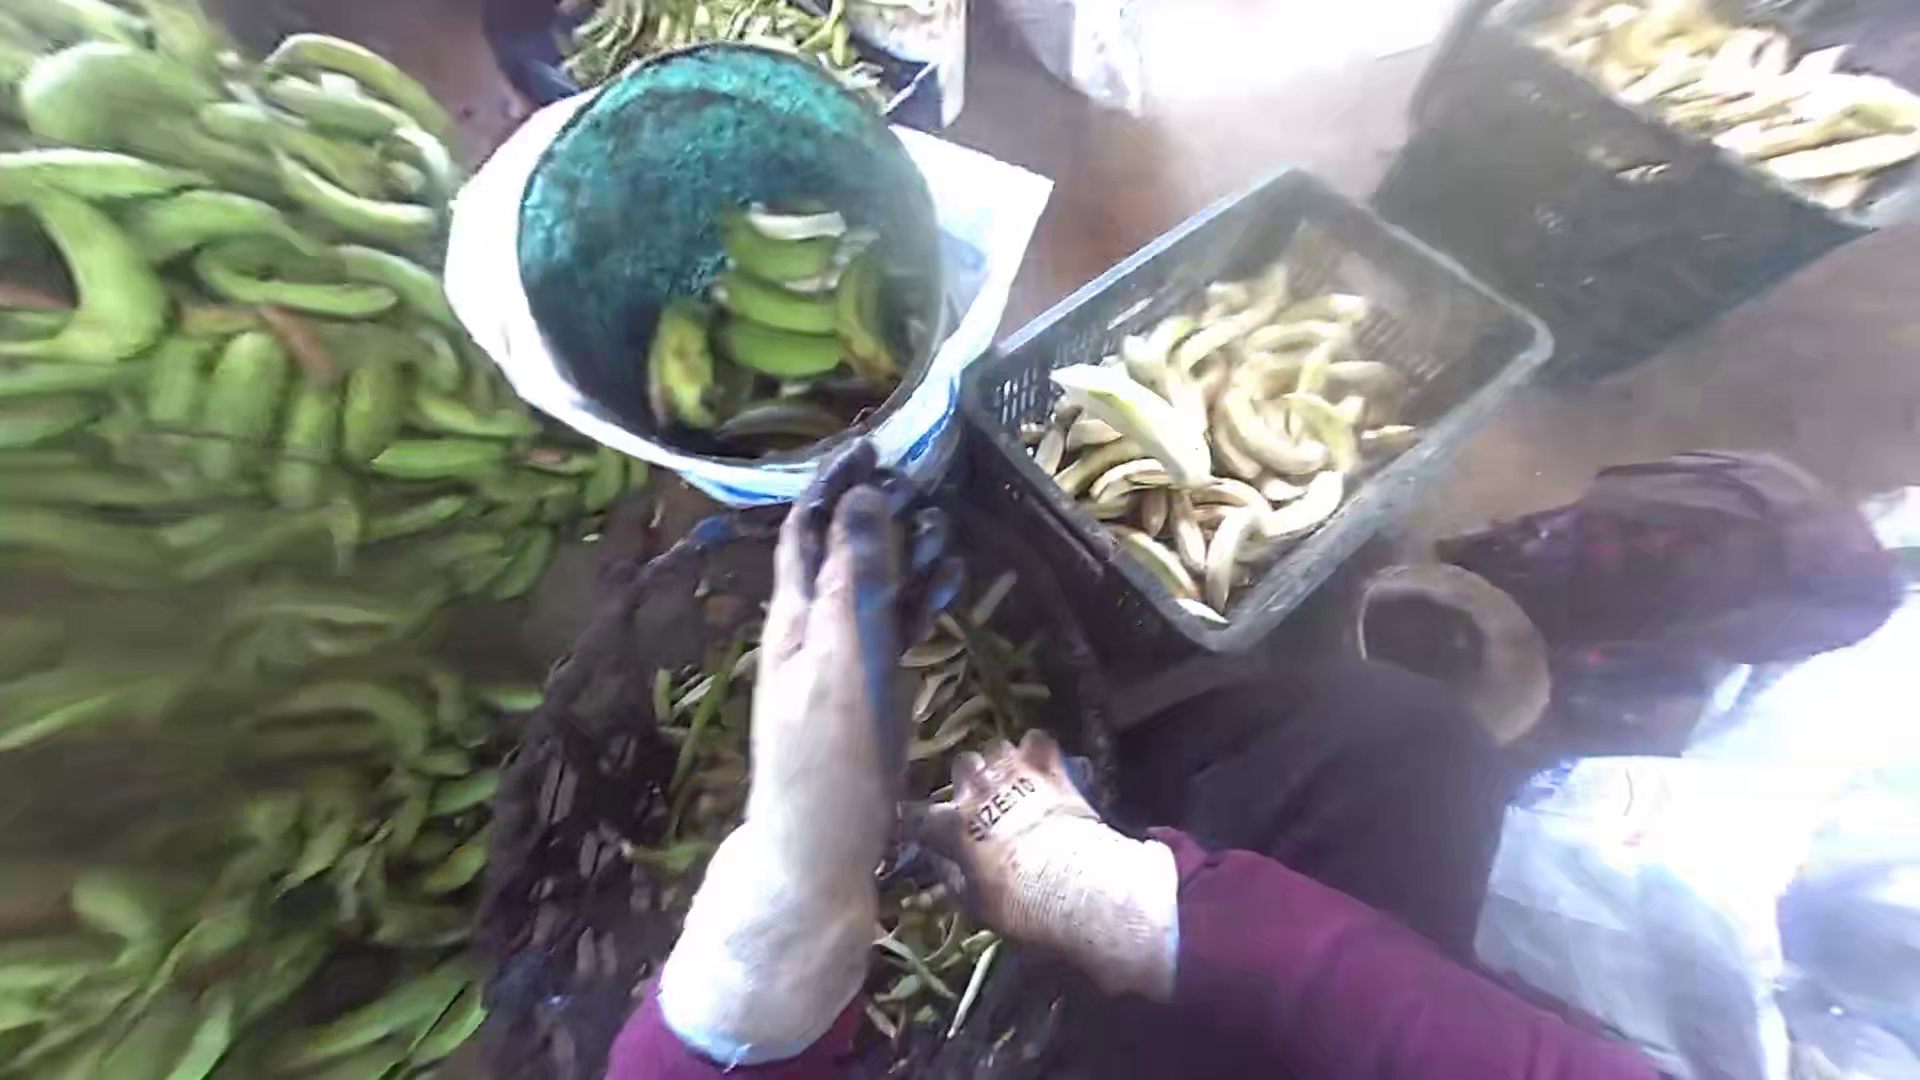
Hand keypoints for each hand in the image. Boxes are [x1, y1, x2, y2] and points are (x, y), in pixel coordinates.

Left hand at [658, 441, 959, 1065]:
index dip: (832, 484)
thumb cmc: (827, 755)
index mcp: (796, 612)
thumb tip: (863, 498)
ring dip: (908, 550)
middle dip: (877, 509)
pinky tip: (952, 576)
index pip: (808, 527)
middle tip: (919, 479)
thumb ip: (854, 580)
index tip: (867, 447)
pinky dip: (923, 596)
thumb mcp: (841, 660)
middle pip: (846, 547)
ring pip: (879, 582)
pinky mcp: (875, 677)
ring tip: (944, 524)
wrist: (823, 839)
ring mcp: (848, 650)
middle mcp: (816, 621)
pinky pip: (899, 622)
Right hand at [917, 731, 1179, 999]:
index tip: (909, 819)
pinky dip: (1037, 750)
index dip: (911, 817)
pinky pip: (1036, 741)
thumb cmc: (1019, 904)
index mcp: (953, 825)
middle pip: (962, 764)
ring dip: (1001, 761)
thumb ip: (953, 874)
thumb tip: (941, 859)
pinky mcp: (1047, 765)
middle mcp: (977, 789)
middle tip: (981, 797)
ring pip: (996, 747)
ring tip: (1013, 776)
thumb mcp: (974, 903)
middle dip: (969, 777)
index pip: (916, 816)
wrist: (1072, 883)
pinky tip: (1042, 761)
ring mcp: (1012, 771)